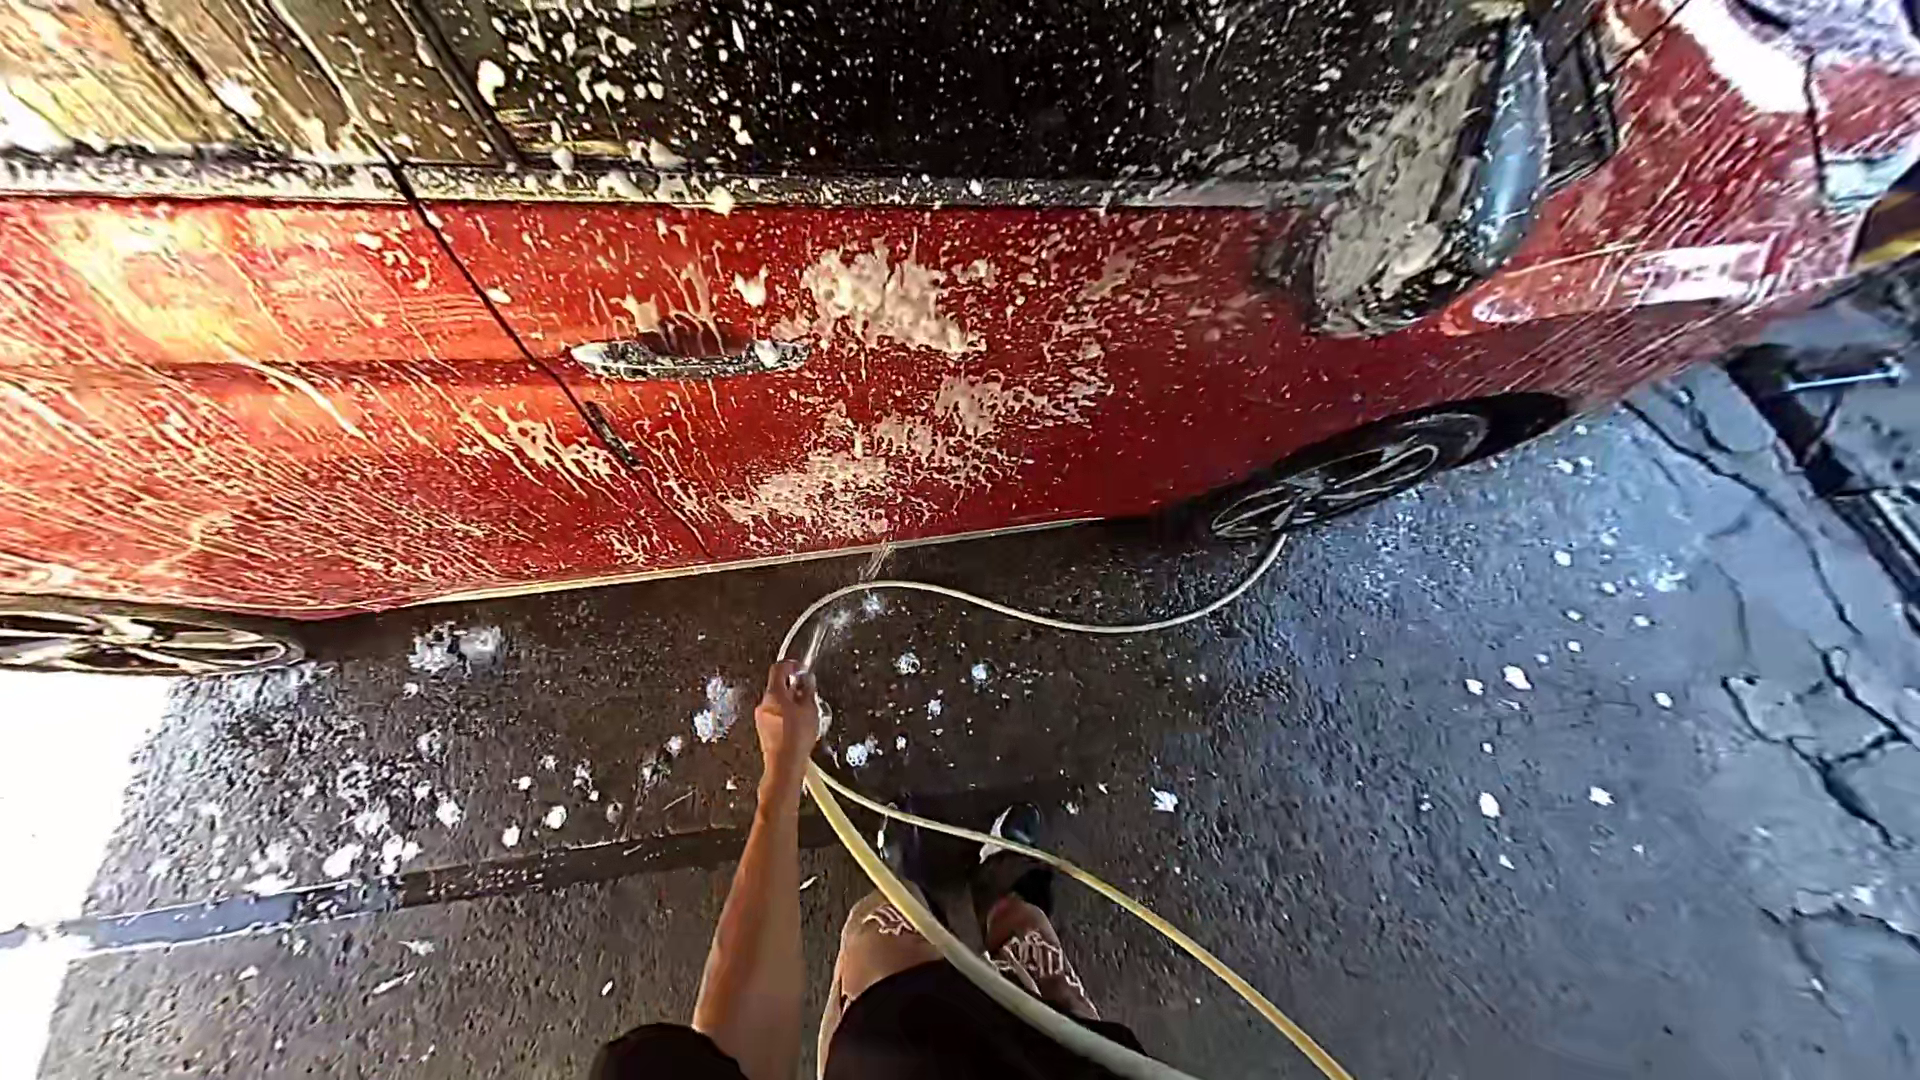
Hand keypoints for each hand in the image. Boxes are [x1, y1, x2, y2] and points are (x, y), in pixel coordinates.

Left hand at [755, 660, 819, 794]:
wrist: (784, 765)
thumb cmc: (796, 738)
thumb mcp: (810, 709)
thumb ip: (808, 690)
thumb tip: (807, 680)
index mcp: (773, 695)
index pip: (778, 669)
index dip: (790, 665)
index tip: (799, 667)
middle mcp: (764, 705)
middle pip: (777, 686)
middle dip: (793, 687)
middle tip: (807, 691)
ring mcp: (762, 718)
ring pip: (776, 702)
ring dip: (790, 702)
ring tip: (805, 711)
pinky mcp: (764, 730)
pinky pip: (775, 715)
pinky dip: (786, 714)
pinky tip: (798, 724)